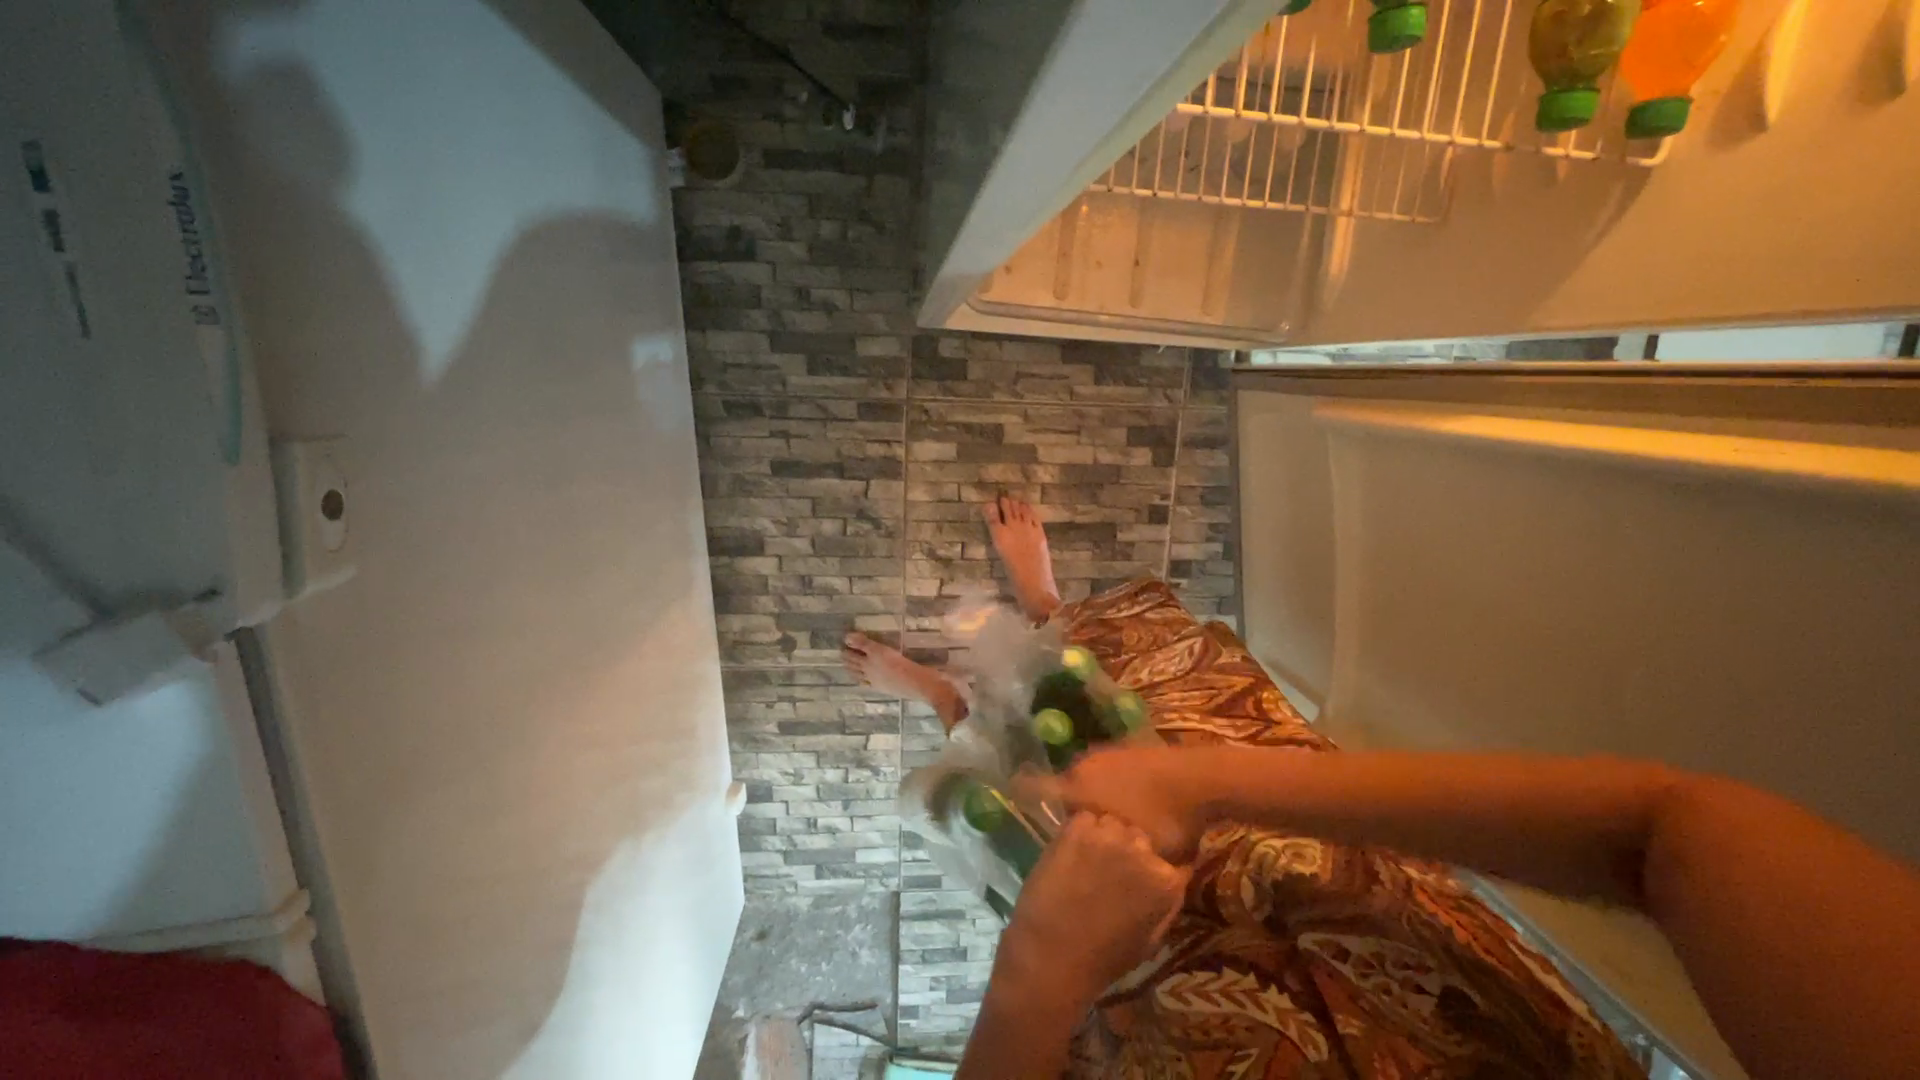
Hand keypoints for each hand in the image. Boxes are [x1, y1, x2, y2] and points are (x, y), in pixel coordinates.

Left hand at [996, 813, 1189, 1005]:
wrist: (1052, 956)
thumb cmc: (1104, 958)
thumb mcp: (1151, 939)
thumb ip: (1167, 903)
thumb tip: (1173, 875)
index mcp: (1166, 881)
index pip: (1171, 858)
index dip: (1152, 866)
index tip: (1138, 876)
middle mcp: (1143, 850)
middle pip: (1139, 836)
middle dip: (1128, 849)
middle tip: (1109, 869)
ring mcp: (1109, 836)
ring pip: (1112, 823)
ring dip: (1104, 837)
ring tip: (1088, 859)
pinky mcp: (1077, 829)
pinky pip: (1084, 818)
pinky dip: (1079, 831)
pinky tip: (1071, 852)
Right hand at [1022, 745, 1216, 861]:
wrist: (1204, 779)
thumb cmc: (1167, 821)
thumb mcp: (1138, 852)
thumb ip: (1109, 859)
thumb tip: (1092, 873)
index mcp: (1078, 790)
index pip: (1032, 788)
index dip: (1018, 794)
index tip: (1006, 799)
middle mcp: (1085, 768)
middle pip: (1062, 787)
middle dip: (1065, 807)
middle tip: (1074, 831)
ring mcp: (1107, 754)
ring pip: (1087, 778)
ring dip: (1091, 796)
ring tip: (1103, 820)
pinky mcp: (1127, 748)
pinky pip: (1109, 771)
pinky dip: (1113, 786)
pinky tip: (1131, 803)